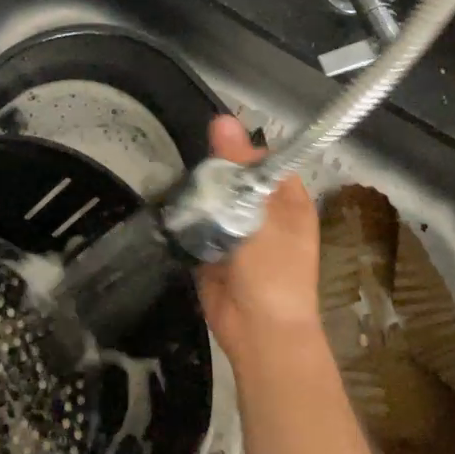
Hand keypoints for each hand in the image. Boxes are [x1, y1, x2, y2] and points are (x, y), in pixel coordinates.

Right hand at [195, 115, 323, 363]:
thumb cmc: (274, 273)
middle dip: (211, 174)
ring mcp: (236, 232)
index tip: (214, 148)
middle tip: (191, 171)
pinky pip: (196, 225)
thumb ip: (237, 170)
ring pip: (211, 199)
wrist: (259, 335)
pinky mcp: (211, 250)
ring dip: (195, 195)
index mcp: (287, 200)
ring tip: (175, 185)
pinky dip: (184, 219)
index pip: (262, 160)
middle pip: (232, 177)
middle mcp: (262, 211)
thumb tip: (222, 118)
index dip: (240, 152)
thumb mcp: (258, 215)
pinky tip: (168, 208)